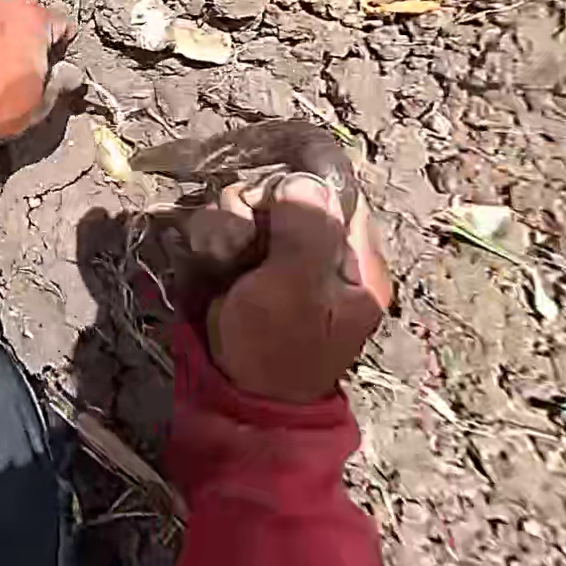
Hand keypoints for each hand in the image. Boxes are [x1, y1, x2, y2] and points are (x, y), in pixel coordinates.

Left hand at [0, 0, 77, 164]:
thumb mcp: (40, 103)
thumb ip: (62, 80)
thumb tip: (69, 72)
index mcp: (33, 18)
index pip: (62, 27)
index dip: (59, 50)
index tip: (49, 69)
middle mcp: (1, 3)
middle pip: (26, 17)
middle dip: (26, 38)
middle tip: (17, 69)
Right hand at [185, 173, 391, 402]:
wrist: (238, 385)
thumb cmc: (276, 343)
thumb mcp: (296, 291)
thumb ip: (306, 235)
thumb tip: (306, 180)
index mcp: (352, 258)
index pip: (336, 194)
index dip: (299, 188)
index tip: (271, 203)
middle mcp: (317, 248)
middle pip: (281, 194)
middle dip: (252, 210)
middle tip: (245, 241)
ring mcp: (278, 253)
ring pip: (244, 206)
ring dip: (225, 225)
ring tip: (225, 258)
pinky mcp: (244, 258)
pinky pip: (224, 225)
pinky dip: (212, 237)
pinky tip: (214, 259)